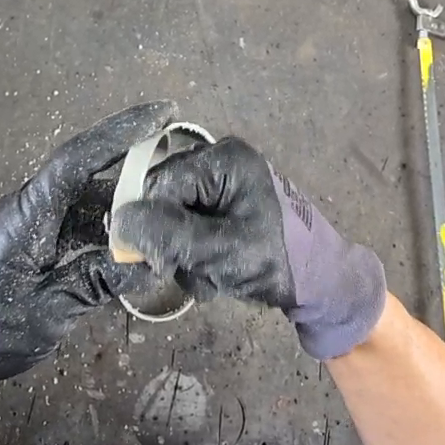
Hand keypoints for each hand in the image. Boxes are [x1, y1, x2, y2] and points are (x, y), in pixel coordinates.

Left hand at [0, 102, 171, 444]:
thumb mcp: (48, 311)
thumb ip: (97, 281)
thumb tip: (148, 259)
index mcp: (26, 215)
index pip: (78, 159)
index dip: (121, 133)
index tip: (161, 114)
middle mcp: (27, 209)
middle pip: (86, 174)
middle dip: (131, 165)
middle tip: (178, 163)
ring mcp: (26, 226)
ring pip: (82, 202)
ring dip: (120, 203)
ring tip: (164, 207)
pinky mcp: (27, 244)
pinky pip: (73, 225)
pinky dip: (102, 229)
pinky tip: (129, 242)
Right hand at [114, 137, 384, 359]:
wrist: (325, 284)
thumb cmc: (279, 261)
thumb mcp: (220, 251)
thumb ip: (169, 234)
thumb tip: (119, 221)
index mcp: (223, 159)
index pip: (160, 184)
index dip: (151, 223)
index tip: (160, 263)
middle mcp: (220, 161)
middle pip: (165, 200)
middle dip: (173, 242)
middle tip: (194, 271)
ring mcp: (225, 183)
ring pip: (175, 218)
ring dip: (185, 255)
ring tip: (212, 277)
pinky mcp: (227, 205)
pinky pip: (192, 226)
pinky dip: (197, 255)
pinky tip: (217, 274)